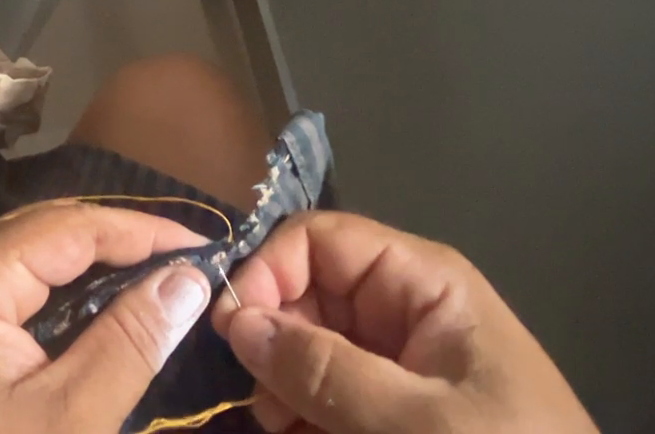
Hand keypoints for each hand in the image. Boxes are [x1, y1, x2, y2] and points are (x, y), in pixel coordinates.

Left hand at [0, 201, 214, 433]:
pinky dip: (59, 286)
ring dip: (92, 260)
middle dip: (119, 239)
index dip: (143, 231)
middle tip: (184, 260)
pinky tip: (97, 302)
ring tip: (153, 273)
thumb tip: (188, 277)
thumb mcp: (68, 419)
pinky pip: (11, 281)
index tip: (204, 245)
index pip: (72, 227)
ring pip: (31, 251)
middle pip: (49, 228)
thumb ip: (130, 340)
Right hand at [209, 211, 596, 433]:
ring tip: (279, 427)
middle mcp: (401, 307)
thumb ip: (326, 371)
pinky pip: (324, 388)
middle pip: (307, 289)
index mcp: (420, 281)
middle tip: (261, 401)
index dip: (270, 269)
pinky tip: (295, 433)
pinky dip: (298, 409)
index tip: (233, 329)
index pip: (320, 239)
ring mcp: (393, 360)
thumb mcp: (421, 424)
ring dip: (280, 380)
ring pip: (306, 341)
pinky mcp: (387, 408)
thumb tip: (237, 321)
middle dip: (273, 336)